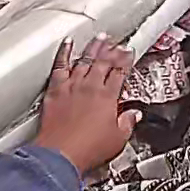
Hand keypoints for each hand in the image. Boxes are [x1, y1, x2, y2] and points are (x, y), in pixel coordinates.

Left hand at [37, 38, 140, 173]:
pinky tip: (67, 44)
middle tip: (116, 42)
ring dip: (93, 48)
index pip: (119, 73)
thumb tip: (134, 115)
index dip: (125, 61)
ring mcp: (71, 86)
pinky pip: (60, 65)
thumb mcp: (117, 139)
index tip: (128, 53)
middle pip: (103, 62)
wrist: (61, 153)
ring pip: (84, 60)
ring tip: (99, 38)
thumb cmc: (88, 149)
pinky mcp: (55, 89)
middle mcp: (90, 87)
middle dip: (111, 50)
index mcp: (108, 98)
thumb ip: (127, 123)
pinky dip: (64, 52)